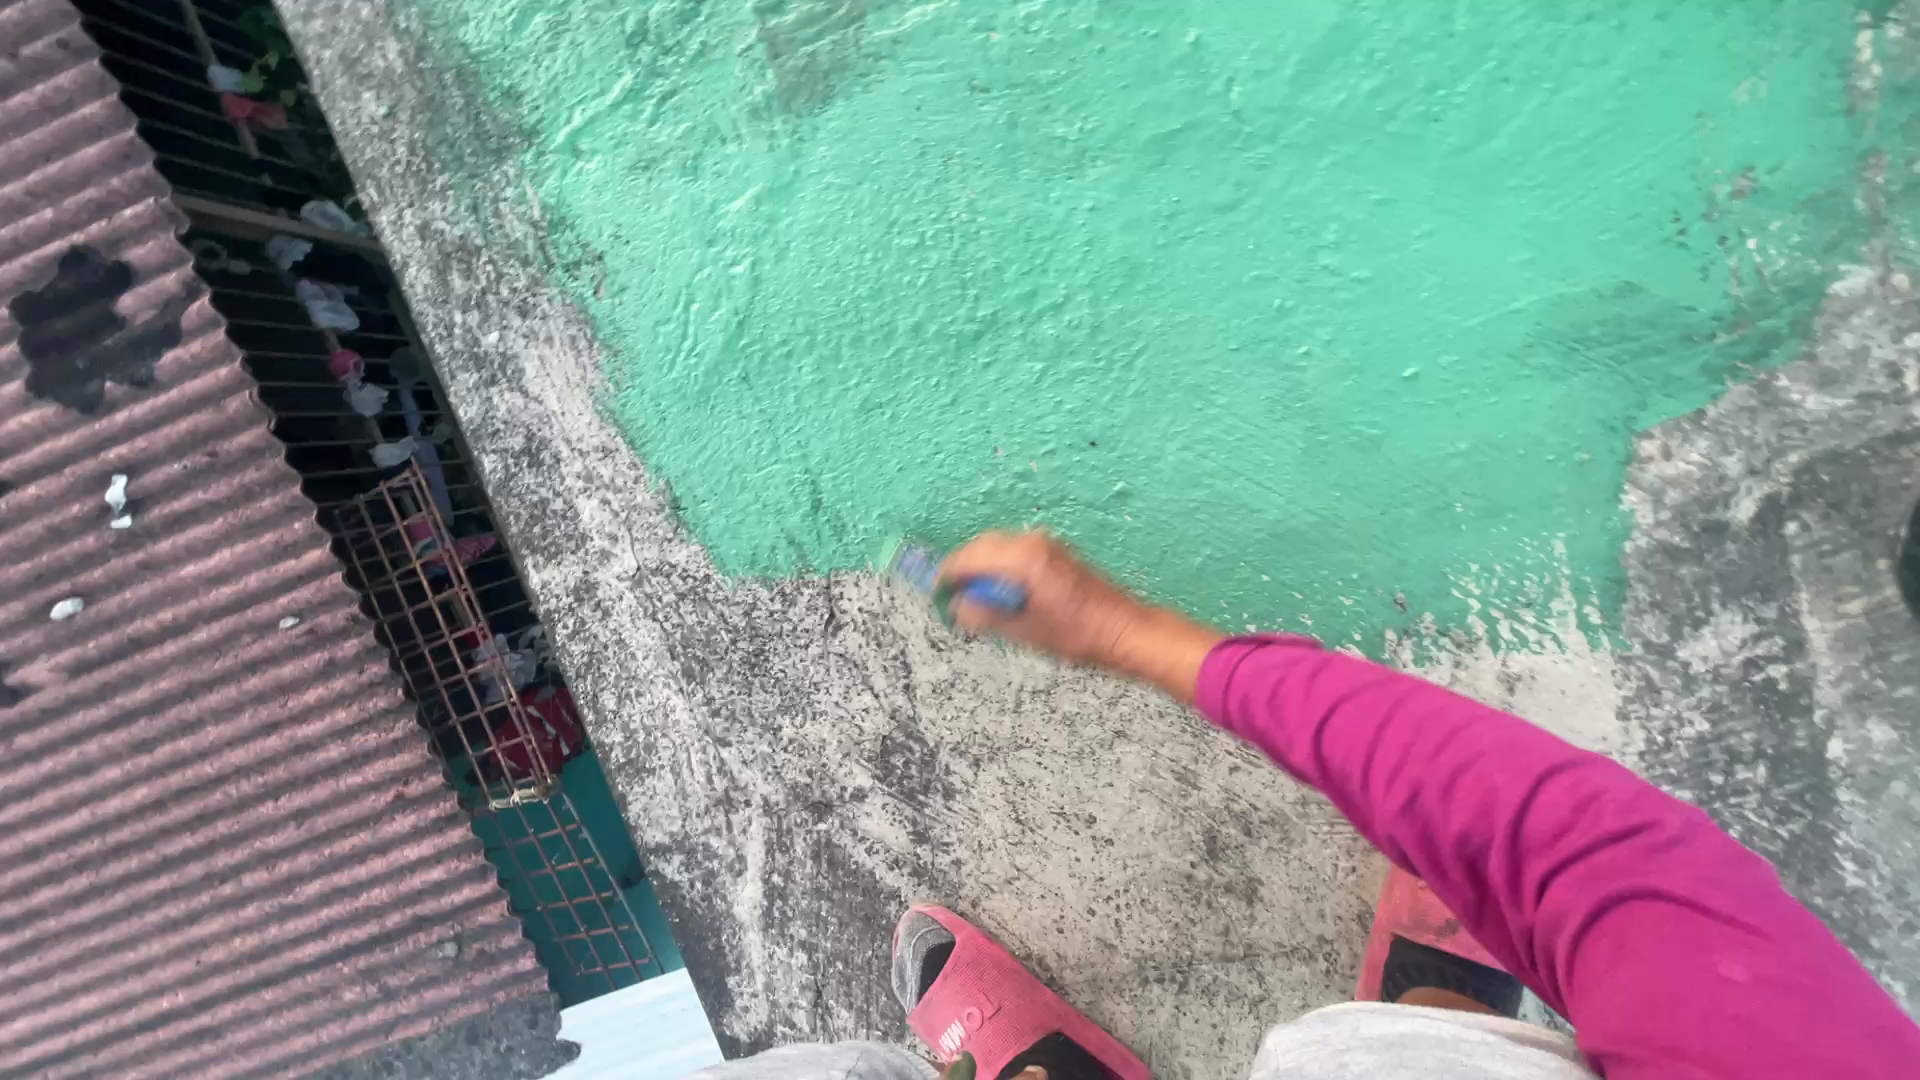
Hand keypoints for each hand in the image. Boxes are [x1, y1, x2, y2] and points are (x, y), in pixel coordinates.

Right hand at [937, 529, 1223, 702]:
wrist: (1125, 630)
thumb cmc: (1082, 634)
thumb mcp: (1025, 632)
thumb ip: (986, 616)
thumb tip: (959, 608)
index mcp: (1024, 560)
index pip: (970, 557)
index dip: (948, 574)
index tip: (936, 590)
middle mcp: (1035, 544)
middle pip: (982, 546)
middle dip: (962, 567)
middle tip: (950, 595)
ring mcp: (1047, 545)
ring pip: (998, 546)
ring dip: (981, 566)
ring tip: (974, 598)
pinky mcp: (1056, 553)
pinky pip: (1015, 550)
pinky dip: (999, 565)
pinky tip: (1001, 592)